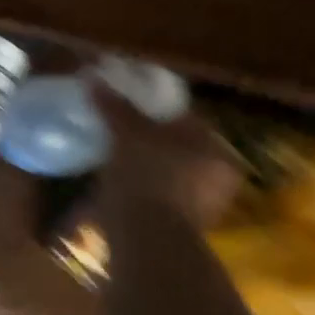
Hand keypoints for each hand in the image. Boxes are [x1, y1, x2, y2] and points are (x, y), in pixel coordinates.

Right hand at [94, 87, 240, 226]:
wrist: (147, 236)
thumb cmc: (145, 177)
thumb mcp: (125, 134)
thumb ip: (114, 106)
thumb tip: (95, 78)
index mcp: (213, 148)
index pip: (182, 115)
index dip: (151, 103)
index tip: (123, 98)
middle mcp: (218, 172)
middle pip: (176, 141)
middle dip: (148, 132)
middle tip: (115, 122)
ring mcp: (204, 199)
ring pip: (169, 165)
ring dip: (145, 156)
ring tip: (111, 148)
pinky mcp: (183, 218)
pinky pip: (161, 186)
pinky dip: (143, 178)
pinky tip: (118, 174)